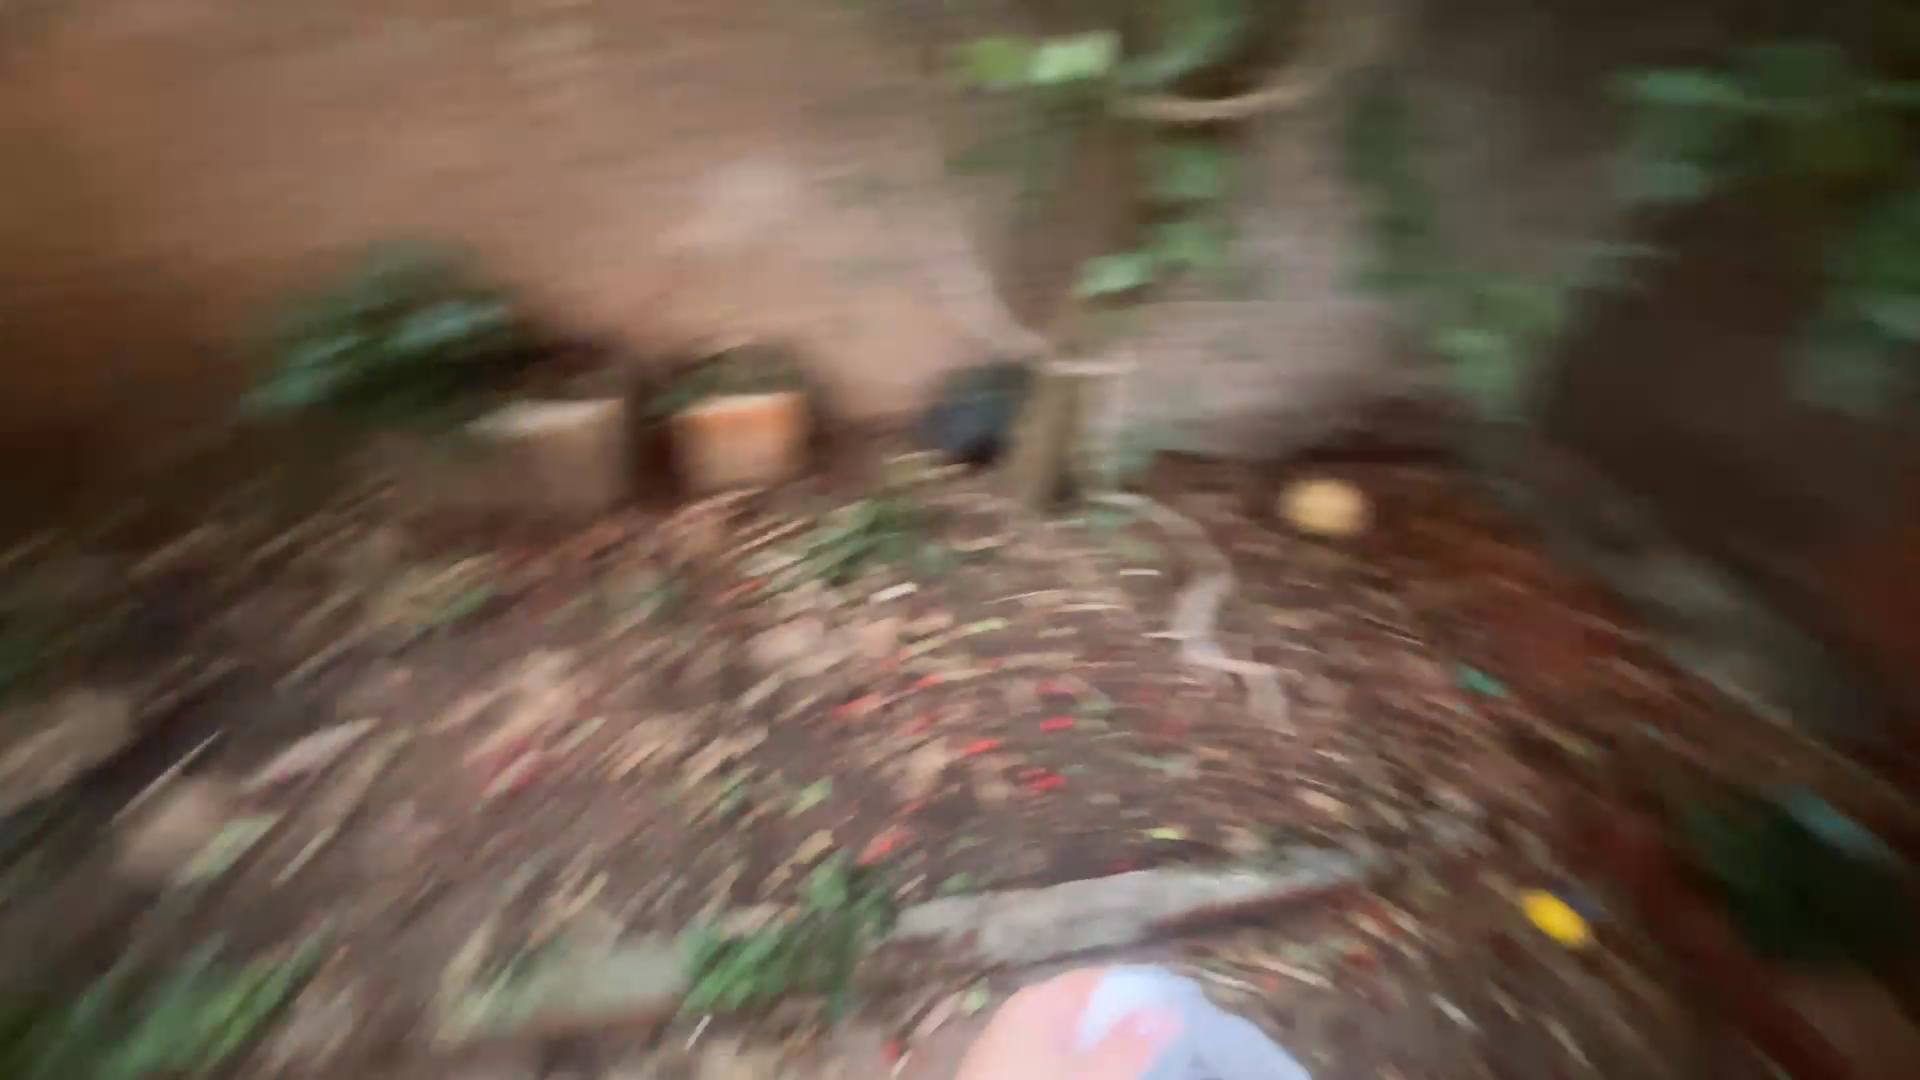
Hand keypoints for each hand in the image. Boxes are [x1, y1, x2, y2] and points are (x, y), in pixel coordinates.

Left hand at [954, 968, 1179, 1079]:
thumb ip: (1129, 1046)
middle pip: (1082, 1008)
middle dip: (1119, 1026)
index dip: (1136, 992)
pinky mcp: (999, 1071)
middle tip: (1163, 1047)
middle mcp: (1021, 1011)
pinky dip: (1073, 1064)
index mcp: (1040, 1000)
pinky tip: (1092, 1075)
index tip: (1175, 1011)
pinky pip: (1047, 1057)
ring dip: (1098, 1050)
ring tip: (1136, 1067)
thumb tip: (1169, 1010)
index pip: (1097, 979)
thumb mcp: (1089, 1077)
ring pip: (1065, 1037)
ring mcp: (1006, 1043)